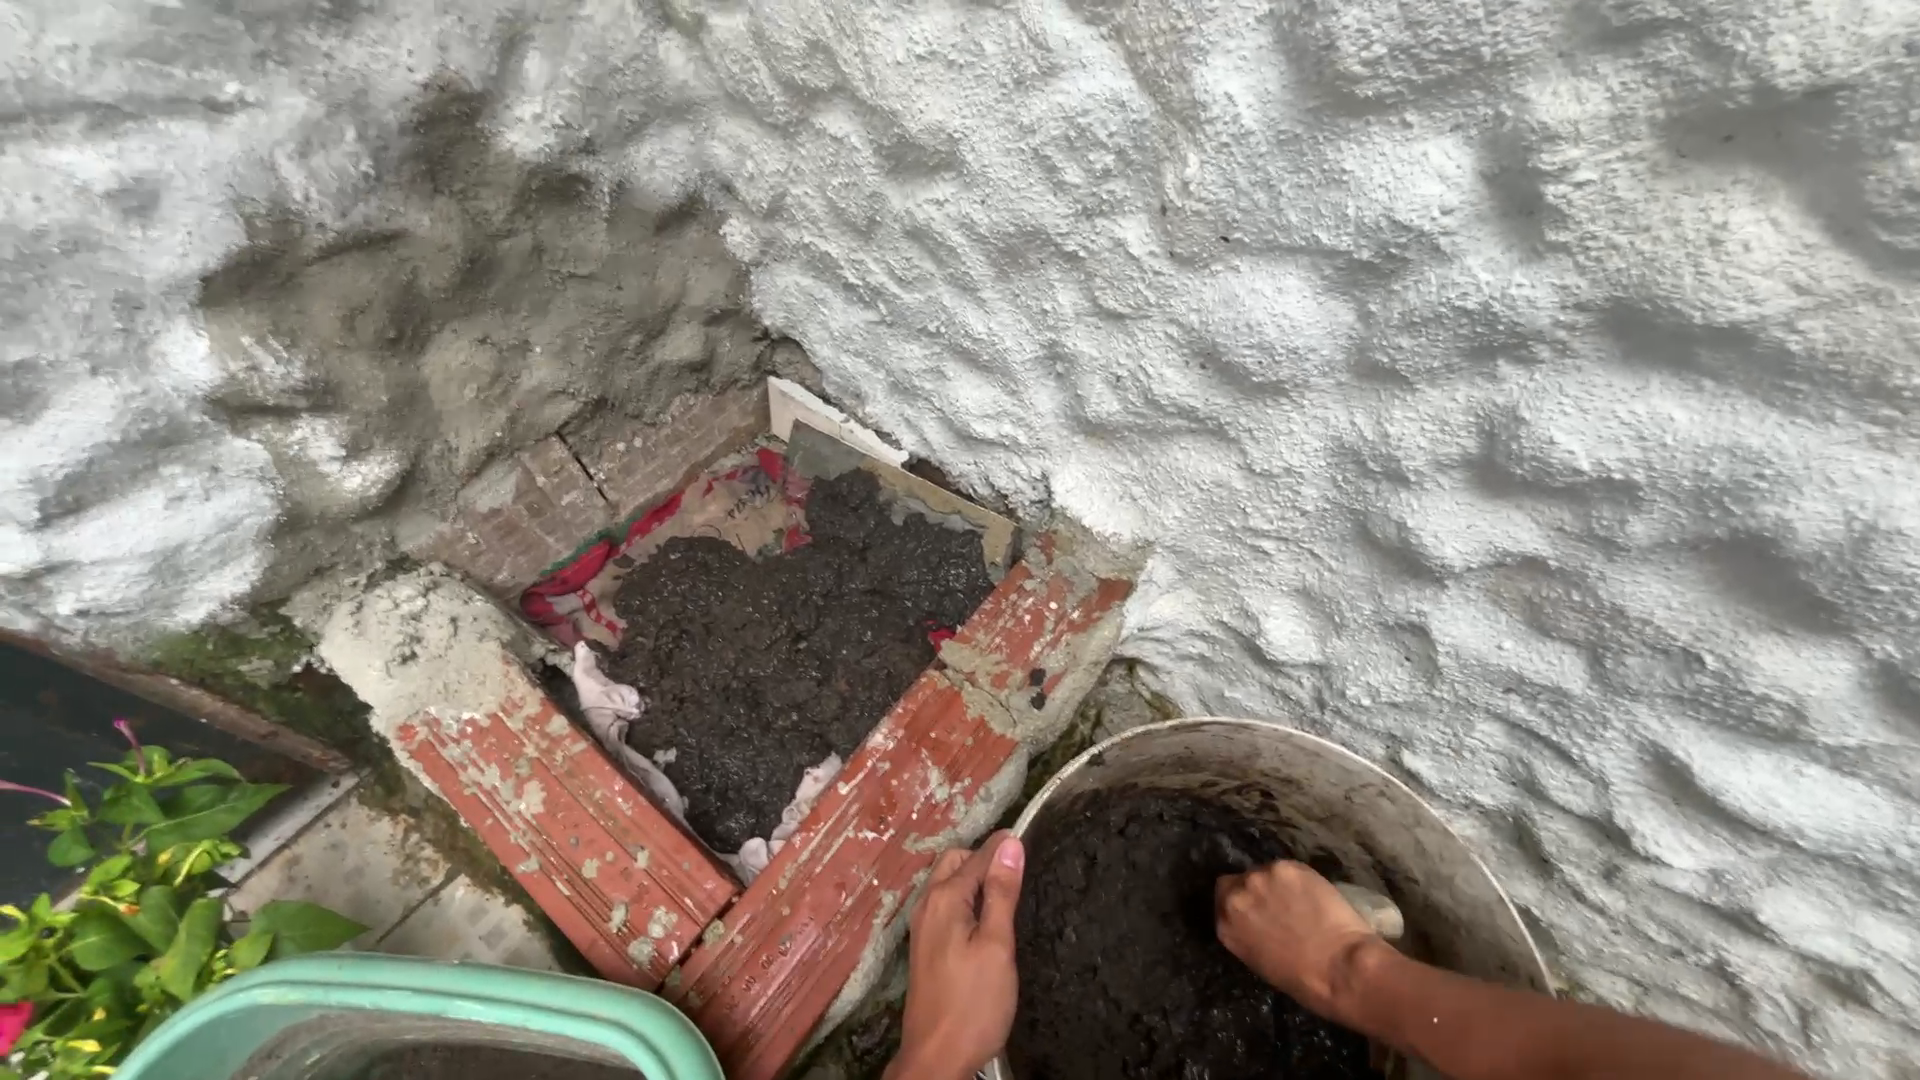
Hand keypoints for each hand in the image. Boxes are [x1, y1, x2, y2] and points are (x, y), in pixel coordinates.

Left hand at [887, 830, 1025, 1079]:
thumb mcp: (997, 945)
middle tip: (1016, 873)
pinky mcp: (925, 945)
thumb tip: (1010, 844)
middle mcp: (927, 903)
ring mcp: (923, 925)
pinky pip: (945, 903)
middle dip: (983, 858)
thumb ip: (1002, 892)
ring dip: (973, 878)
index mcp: (945, 898)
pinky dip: (965, 899)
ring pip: (948, 882)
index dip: (1003, 847)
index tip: (1028, 838)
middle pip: (955, 861)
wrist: (936, 1059)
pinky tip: (984, 919)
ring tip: (1005, 895)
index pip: (977, 856)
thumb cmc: (973, 1004)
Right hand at [1215, 859, 1378, 1020]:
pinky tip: (1315, 897)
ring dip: (1277, 884)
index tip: (1257, 911)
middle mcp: (1236, 897)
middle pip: (1237, 880)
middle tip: (1277, 903)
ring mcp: (1259, 878)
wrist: (1342, 970)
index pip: (1223, 900)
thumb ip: (1249, 933)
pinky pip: (1289, 870)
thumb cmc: (1305, 982)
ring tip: (1301, 901)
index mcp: (1226, 926)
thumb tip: (1258, 920)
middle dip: (1254, 890)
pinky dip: (1300, 881)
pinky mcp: (1285, 867)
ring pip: (1265, 872)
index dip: (1242, 904)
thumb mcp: (1261, 962)